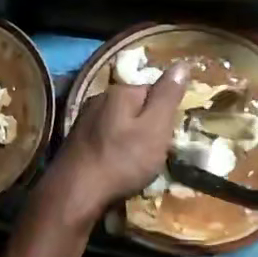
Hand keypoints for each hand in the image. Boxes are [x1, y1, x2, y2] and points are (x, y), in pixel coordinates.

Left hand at [42, 63, 189, 223]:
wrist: (75, 193)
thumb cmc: (121, 160)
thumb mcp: (155, 127)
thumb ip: (167, 96)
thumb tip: (182, 64)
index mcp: (119, 92)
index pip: (153, 91)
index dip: (166, 114)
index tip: (169, 135)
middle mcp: (98, 99)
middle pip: (135, 108)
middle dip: (147, 127)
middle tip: (155, 152)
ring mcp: (84, 120)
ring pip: (119, 124)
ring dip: (130, 140)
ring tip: (137, 163)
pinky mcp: (76, 141)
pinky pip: (105, 139)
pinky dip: (114, 150)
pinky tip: (116, 167)